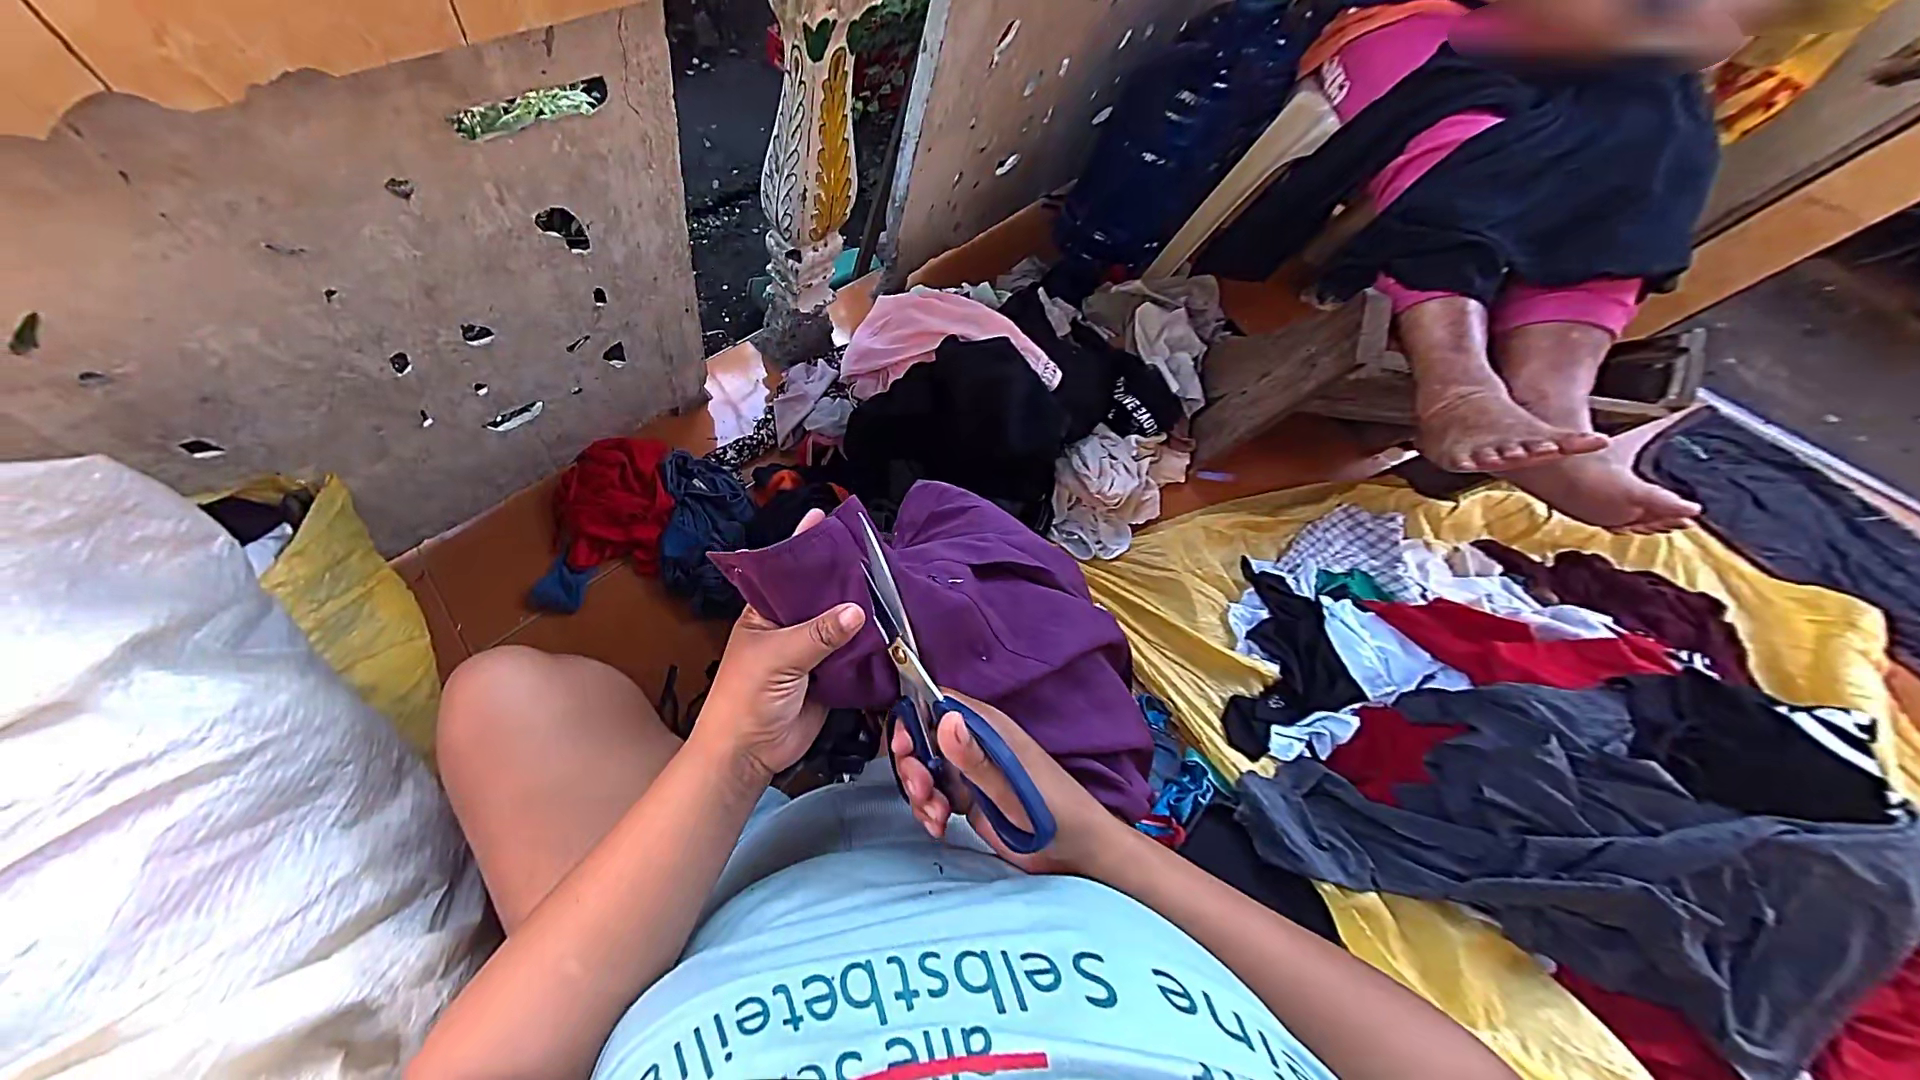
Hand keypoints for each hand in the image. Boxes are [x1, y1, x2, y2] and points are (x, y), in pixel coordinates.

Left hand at [696, 509, 865, 781]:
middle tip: (874, 557)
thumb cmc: (742, 700)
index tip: (824, 518)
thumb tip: (856, 612)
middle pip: (822, 594)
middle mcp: (791, 624)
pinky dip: (871, 647)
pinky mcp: (831, 674)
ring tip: (889, 591)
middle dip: (845, 580)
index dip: (804, 545)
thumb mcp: (776, 658)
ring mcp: (812, 649)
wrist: (748, 754)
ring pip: (843, 623)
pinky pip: (855, 654)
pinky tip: (890, 633)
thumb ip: (816, 634)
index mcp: (766, 611)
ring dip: (862, 614)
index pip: (786, 569)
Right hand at [890, 691, 1131, 876]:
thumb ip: (974, 757)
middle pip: (924, 739)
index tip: (903, 747)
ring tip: (936, 816)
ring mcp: (971, 771)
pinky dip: (929, 810)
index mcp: (987, 727)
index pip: (937, 704)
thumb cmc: (1053, 811)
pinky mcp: (970, 797)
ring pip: (926, 769)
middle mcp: (976, 743)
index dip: (913, 720)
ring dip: (920, 793)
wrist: (1076, 851)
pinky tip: (940, 826)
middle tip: (922, 792)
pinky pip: (935, 795)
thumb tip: (944, 719)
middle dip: (912, 765)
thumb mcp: (1009, 787)